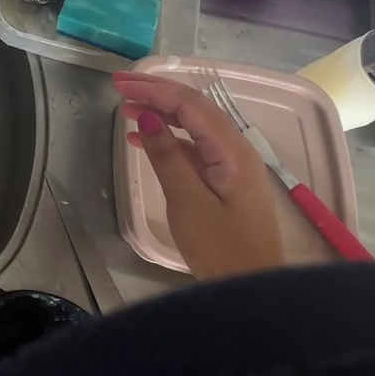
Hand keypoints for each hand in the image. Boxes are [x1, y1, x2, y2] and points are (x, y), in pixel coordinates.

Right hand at [117, 70, 283, 280]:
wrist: (255, 290)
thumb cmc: (221, 249)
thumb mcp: (187, 202)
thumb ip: (167, 157)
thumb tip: (148, 117)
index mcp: (232, 151)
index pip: (190, 105)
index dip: (154, 89)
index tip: (120, 85)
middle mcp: (236, 150)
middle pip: (195, 108)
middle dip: (157, 92)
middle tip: (120, 85)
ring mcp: (232, 164)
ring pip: (193, 124)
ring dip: (160, 111)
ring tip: (125, 107)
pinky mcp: (225, 179)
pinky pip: (194, 144)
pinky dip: (167, 135)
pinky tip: (141, 138)